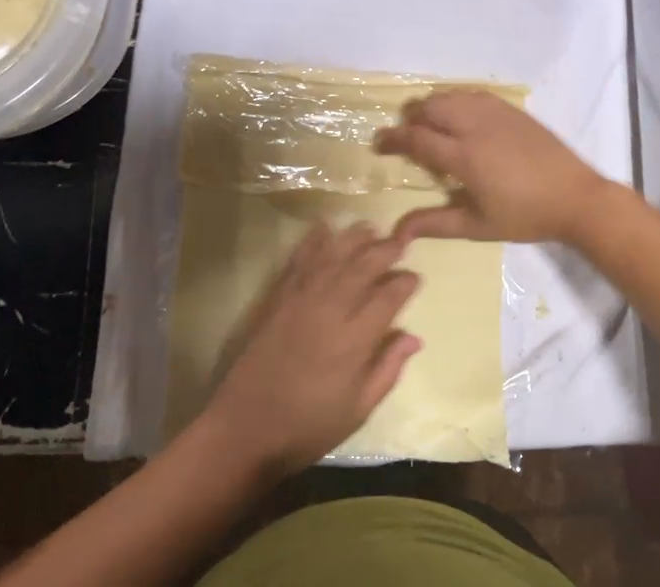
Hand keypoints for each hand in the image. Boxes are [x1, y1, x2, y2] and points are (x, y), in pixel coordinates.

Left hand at [203, 223, 422, 474]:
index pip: (387, 298)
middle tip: (400, 241)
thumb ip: (387, 369)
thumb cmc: (307, 428)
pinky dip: (311, 242)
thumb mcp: (358, 410)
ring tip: (369, 227)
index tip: (415, 278)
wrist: (244, 431)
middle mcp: (329, 312)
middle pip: (362, 268)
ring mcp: (299, 302)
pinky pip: (297, 263)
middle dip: (385, 250)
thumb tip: (414, 337)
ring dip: (352, 239)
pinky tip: (323, 227)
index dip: (405, 284)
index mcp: (353, 342)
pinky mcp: (275, 301)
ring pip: (331, 258)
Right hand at [374, 90, 615, 244]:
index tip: (379, 144)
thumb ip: (435, 223)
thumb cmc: (525, 216)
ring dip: (433, 107)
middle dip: (411, 118)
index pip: (417, 138)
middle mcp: (476, 127)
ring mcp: (496, 113)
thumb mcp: (478, 226)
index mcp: (465, 156)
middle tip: (405, 135)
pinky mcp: (513, 110)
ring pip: (451, 96)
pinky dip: (457, 101)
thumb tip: (398, 232)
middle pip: (430, 107)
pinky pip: (474, 94)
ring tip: (431, 126)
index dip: (393, 139)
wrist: (576, 197)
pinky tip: (460, 118)